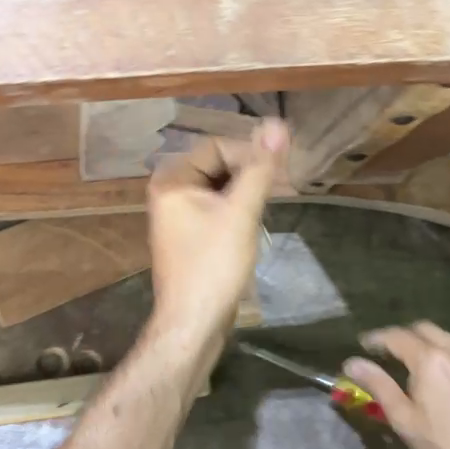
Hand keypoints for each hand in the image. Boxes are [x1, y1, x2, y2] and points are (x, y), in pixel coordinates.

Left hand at [144, 119, 288, 342]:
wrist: (193, 324)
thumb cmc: (214, 265)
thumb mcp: (241, 213)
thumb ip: (259, 168)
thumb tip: (277, 124)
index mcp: (171, 178)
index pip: (217, 146)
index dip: (250, 156)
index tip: (280, 175)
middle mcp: (168, 190)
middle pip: (217, 165)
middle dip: (249, 174)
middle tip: (281, 191)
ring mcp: (176, 214)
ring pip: (219, 187)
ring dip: (246, 193)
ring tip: (269, 209)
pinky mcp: (188, 234)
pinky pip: (215, 208)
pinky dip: (237, 210)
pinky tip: (253, 227)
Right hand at [345, 323, 449, 448]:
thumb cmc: (444, 446)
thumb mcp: (403, 418)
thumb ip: (377, 385)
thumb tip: (351, 363)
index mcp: (429, 359)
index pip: (396, 337)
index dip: (376, 338)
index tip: (363, 344)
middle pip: (424, 329)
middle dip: (403, 336)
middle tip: (388, 352)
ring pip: (447, 339)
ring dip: (427, 343)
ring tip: (415, 363)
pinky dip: (447, 357)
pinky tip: (443, 380)